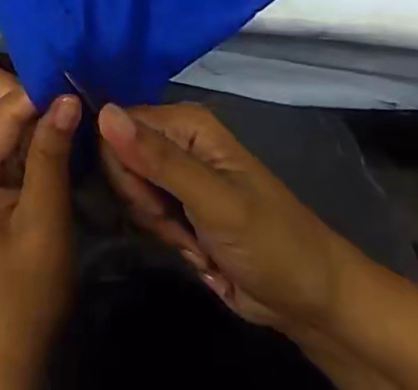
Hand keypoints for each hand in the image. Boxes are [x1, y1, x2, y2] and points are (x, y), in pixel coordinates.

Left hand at [0, 63, 81, 388]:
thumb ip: (51, 154)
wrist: (7, 332)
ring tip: (63, 122)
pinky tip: (52, 134)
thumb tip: (68, 97)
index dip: (37, 95)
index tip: (76, 91)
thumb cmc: (27, 287)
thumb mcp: (46, 220)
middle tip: (66, 113)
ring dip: (26, 105)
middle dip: (25, 92)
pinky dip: (25, 121)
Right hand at [98, 102, 363, 333]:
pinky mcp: (174, 204)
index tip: (152, 199)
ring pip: (126, 185)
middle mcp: (175, 139)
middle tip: (176, 221)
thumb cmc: (272, 243)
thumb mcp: (215, 201)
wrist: (314, 303)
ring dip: (151, 219)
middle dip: (139, 197)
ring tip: (190, 238)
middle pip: (117, 156)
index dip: (123, 164)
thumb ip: (158, 159)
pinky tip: (191, 246)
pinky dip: (160, 232)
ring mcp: (174, 172)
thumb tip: (103, 113)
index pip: (116, 125)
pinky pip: (140, 209)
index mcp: (185, 123)